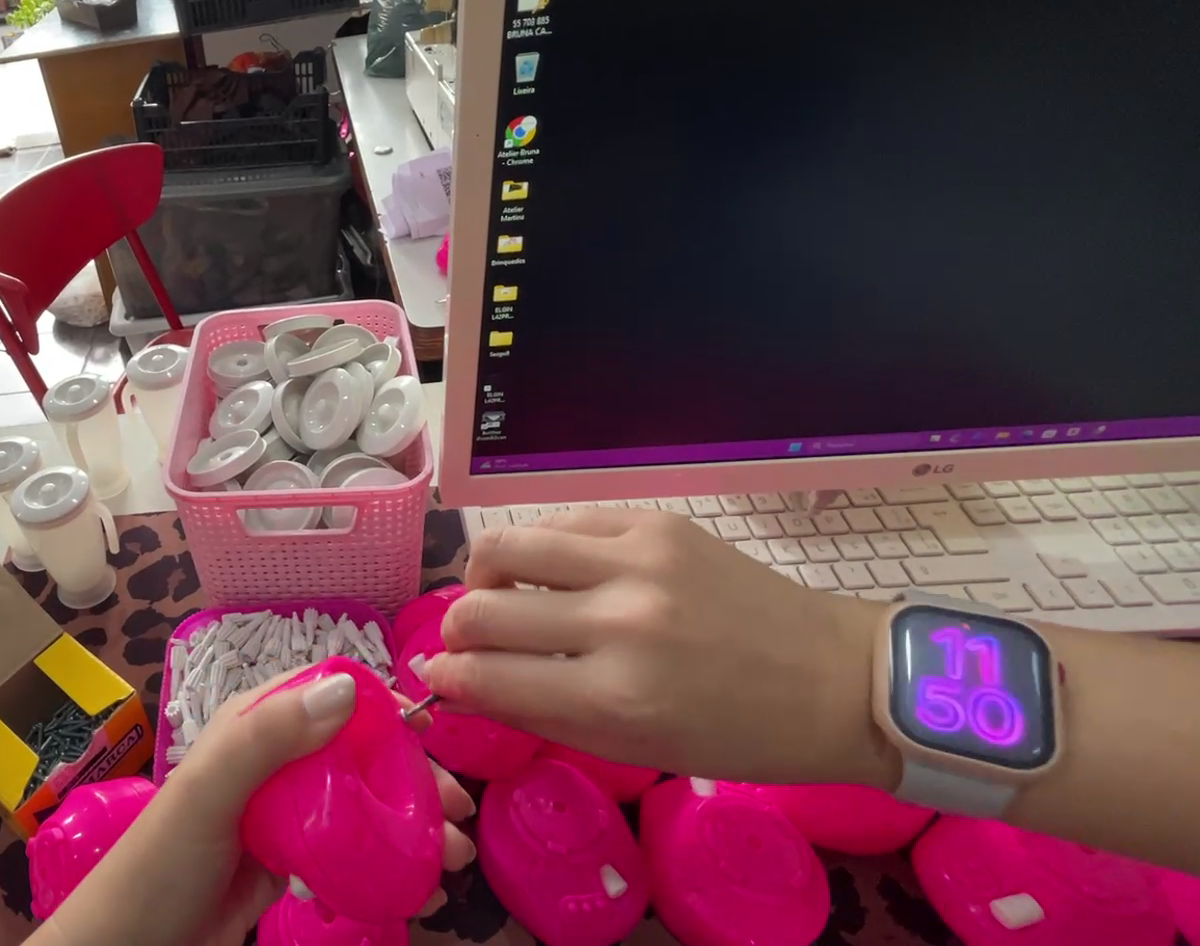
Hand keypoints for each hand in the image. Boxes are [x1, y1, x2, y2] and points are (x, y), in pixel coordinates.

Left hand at [37, 667, 476, 945]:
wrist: (136, 943)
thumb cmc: (168, 857)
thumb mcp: (211, 789)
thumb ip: (269, 735)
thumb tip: (349, 687)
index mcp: (257, 722)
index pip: (330, 692)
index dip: (384, 703)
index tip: (432, 731)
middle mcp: (277, 755)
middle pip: (358, 747)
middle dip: (412, 770)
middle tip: (459, 805)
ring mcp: (288, 807)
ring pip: (362, 797)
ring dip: (410, 818)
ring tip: (454, 853)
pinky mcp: (294, 855)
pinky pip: (351, 846)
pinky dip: (388, 859)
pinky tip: (418, 883)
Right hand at [425, 507, 898, 787]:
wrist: (835, 676)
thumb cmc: (734, 733)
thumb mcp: (631, 746)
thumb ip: (534, 711)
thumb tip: (456, 681)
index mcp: (618, 698)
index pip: (489, 676)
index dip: (446, 674)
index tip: (433, 671)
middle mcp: (619, 621)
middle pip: (483, 608)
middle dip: (455, 628)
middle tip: (463, 638)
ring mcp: (635, 560)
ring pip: (504, 544)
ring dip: (482, 575)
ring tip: (498, 592)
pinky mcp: (650, 521)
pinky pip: (556, 523)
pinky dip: (536, 550)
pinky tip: (553, 570)